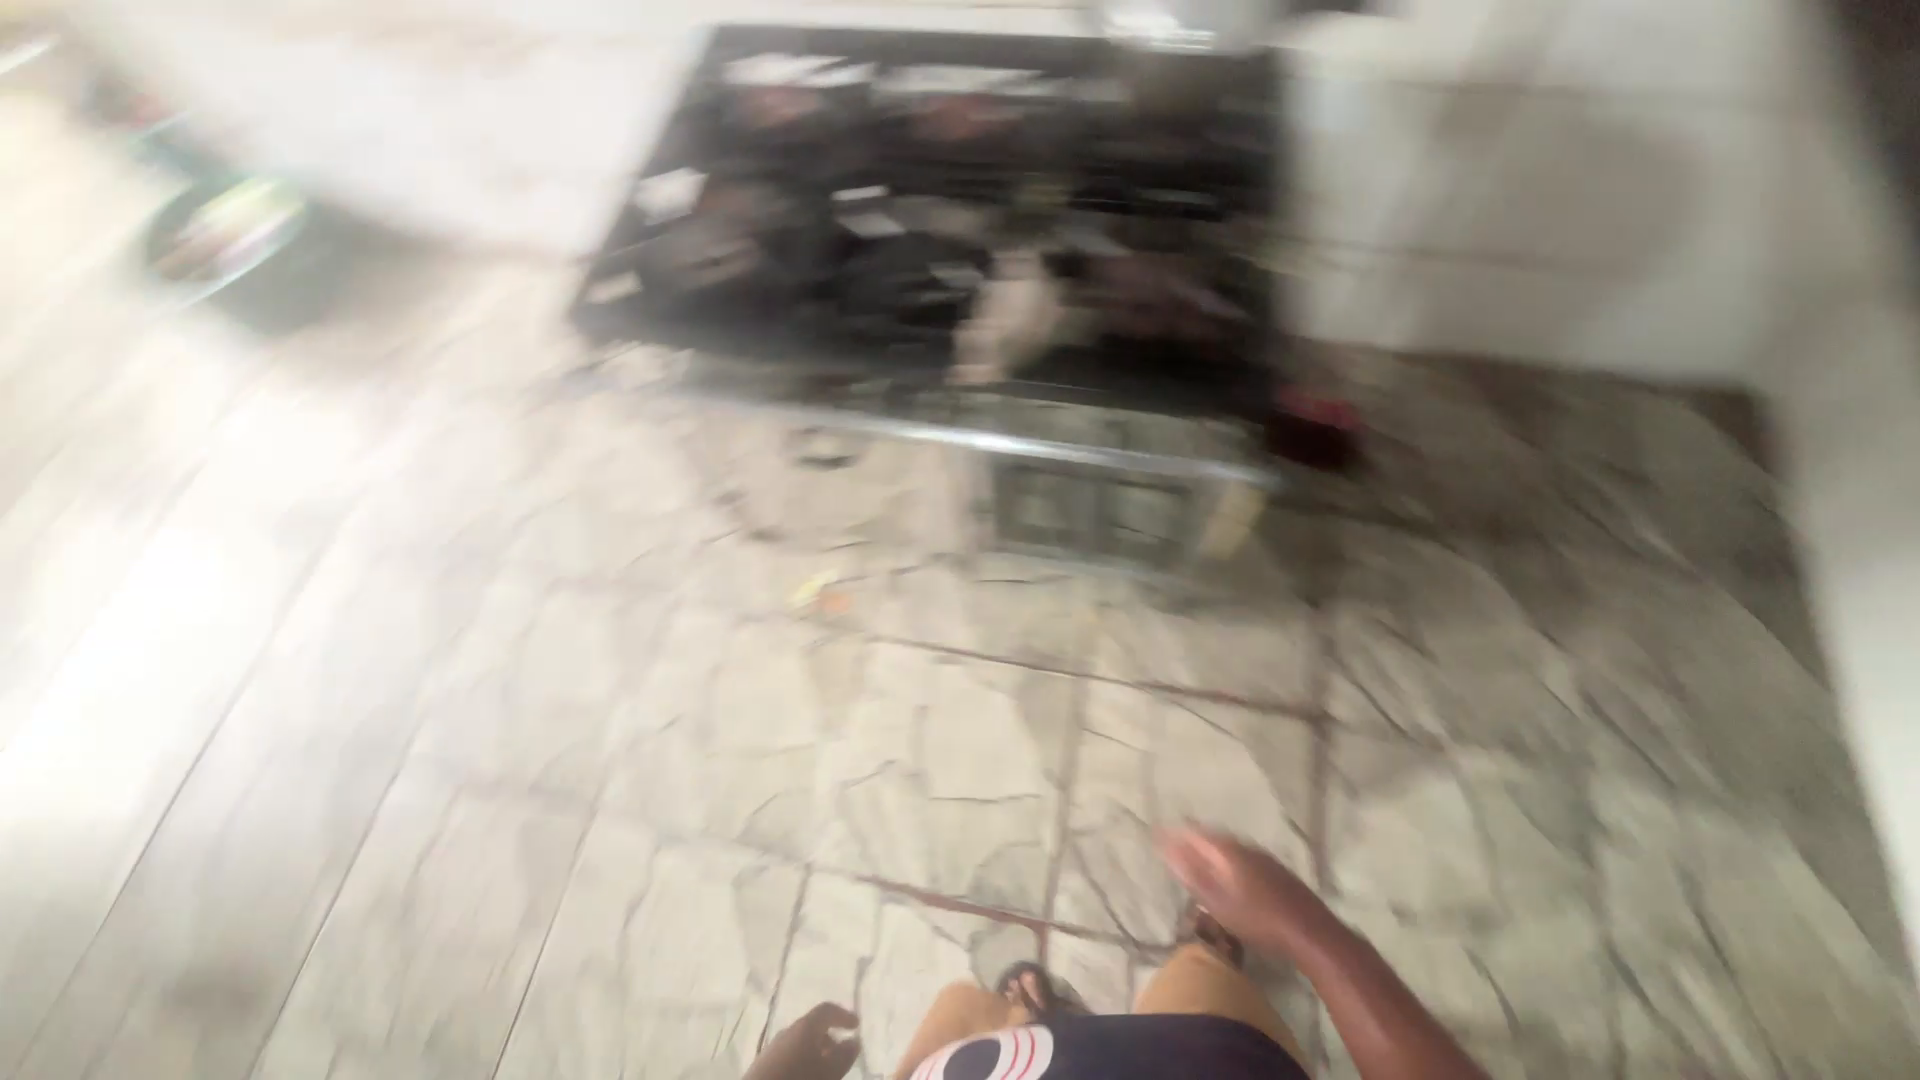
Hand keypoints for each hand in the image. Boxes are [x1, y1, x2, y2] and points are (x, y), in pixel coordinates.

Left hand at [744, 1002, 860, 1079]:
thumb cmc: (799, 1079)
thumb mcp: (829, 1071)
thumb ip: (844, 1054)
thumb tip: (854, 1041)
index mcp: (805, 1025)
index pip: (827, 1009)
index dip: (843, 1015)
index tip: (856, 1025)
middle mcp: (788, 1030)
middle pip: (812, 1026)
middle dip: (829, 1037)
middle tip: (841, 1052)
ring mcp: (773, 1046)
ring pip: (799, 1042)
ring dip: (815, 1051)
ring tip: (824, 1068)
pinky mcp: (763, 1064)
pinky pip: (789, 1054)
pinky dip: (801, 1059)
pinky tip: (804, 1073)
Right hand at [1156, 826, 1339, 956]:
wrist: (1310, 933)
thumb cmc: (1258, 920)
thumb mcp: (1218, 902)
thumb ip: (1192, 875)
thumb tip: (1168, 850)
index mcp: (1228, 852)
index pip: (1196, 833)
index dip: (1176, 833)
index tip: (1159, 834)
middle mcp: (1246, 847)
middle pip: (1214, 836)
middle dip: (1194, 838)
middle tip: (1177, 843)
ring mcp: (1265, 858)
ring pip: (1231, 846)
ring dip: (1213, 849)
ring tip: (1199, 857)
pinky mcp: (1277, 871)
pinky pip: (1244, 856)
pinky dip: (1229, 859)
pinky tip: (1230, 873)